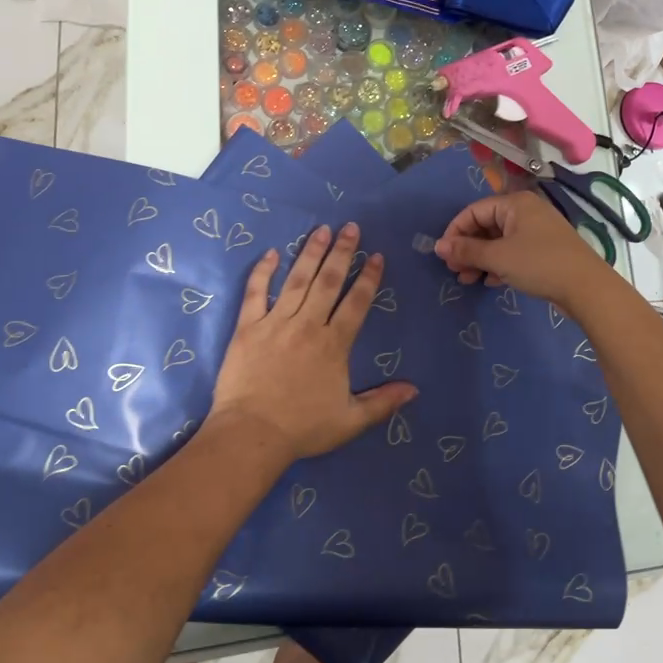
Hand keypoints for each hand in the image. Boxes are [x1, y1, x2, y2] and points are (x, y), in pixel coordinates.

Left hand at [208, 223, 416, 462]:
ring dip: (311, 253)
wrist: (252, 434)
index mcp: (334, 345)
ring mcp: (276, 323)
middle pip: (328, 281)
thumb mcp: (350, 421)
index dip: (369, 278)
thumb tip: (414, 389)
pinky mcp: (248, 328)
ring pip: (297, 280)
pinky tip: (272, 253)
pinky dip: (263, 272)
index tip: (377, 256)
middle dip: (342, 252)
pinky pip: (256, 293)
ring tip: (321, 230)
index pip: (356, 303)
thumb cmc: (303, 429)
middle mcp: (308, 325)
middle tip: (351, 228)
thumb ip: (383, 402)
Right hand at [433, 191, 612, 308]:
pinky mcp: (545, 251)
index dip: (455, 232)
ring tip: (468, 280)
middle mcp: (526, 212)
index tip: (444, 255)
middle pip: (486, 225)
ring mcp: (537, 231)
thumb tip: (438, 246)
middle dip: (468, 248)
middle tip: (454, 270)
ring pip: (499, 241)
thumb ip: (466, 250)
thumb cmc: (539, 264)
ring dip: (481, 259)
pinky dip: (499, 265)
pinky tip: (491, 282)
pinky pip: (513, 252)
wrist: (587, 288)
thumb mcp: (498, 257)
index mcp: (515, 203)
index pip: (474, 211)